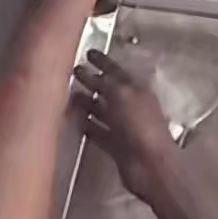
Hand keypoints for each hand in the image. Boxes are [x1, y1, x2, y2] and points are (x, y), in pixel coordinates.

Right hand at [73, 49, 179, 200]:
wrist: (150, 166)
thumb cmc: (138, 124)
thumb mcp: (122, 95)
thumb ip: (107, 83)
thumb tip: (93, 73)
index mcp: (135, 88)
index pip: (116, 70)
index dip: (102, 61)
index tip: (87, 52)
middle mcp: (129, 104)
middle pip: (107, 89)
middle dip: (91, 80)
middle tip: (73, 71)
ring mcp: (122, 125)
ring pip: (101, 109)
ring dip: (86, 102)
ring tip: (67, 94)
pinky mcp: (115, 145)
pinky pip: (98, 130)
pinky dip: (87, 124)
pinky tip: (73, 119)